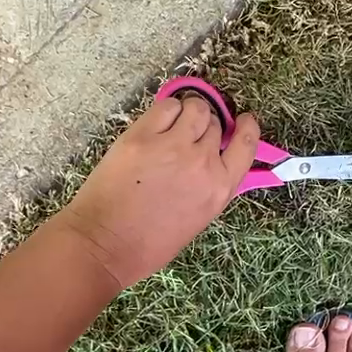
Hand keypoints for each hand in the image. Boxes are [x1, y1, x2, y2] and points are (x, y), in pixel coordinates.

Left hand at [52, 93, 260, 287]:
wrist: (105, 244)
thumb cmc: (150, 243)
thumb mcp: (199, 218)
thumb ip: (210, 185)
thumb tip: (211, 160)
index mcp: (220, 188)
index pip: (246, 144)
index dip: (247, 127)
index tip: (243, 120)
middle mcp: (202, 162)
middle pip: (216, 124)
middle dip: (206, 126)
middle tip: (189, 134)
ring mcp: (172, 146)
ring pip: (195, 108)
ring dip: (189, 112)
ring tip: (175, 123)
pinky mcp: (142, 136)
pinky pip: (165, 107)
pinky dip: (166, 110)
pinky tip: (157, 123)